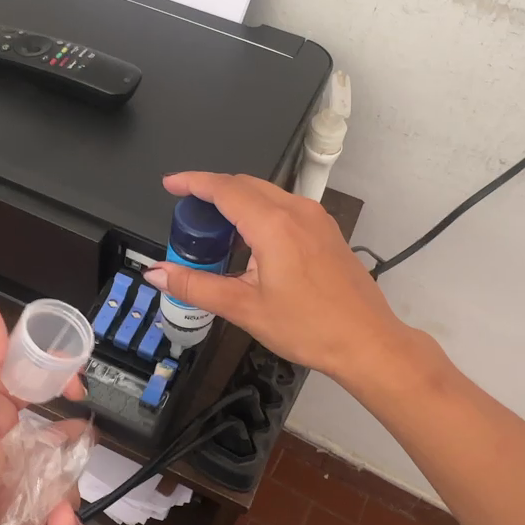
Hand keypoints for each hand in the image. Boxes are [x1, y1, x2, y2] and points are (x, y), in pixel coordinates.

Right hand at [141, 172, 413, 389]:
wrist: (367, 342)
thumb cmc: (309, 328)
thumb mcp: (244, 309)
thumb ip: (195, 286)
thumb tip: (157, 274)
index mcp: (273, 225)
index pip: (224, 188)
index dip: (193, 182)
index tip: (170, 184)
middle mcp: (297, 211)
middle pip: (245, 185)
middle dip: (212, 192)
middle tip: (187, 213)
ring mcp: (316, 219)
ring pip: (267, 194)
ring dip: (237, 202)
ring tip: (214, 229)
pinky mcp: (326, 231)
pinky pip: (285, 207)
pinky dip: (260, 212)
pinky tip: (250, 241)